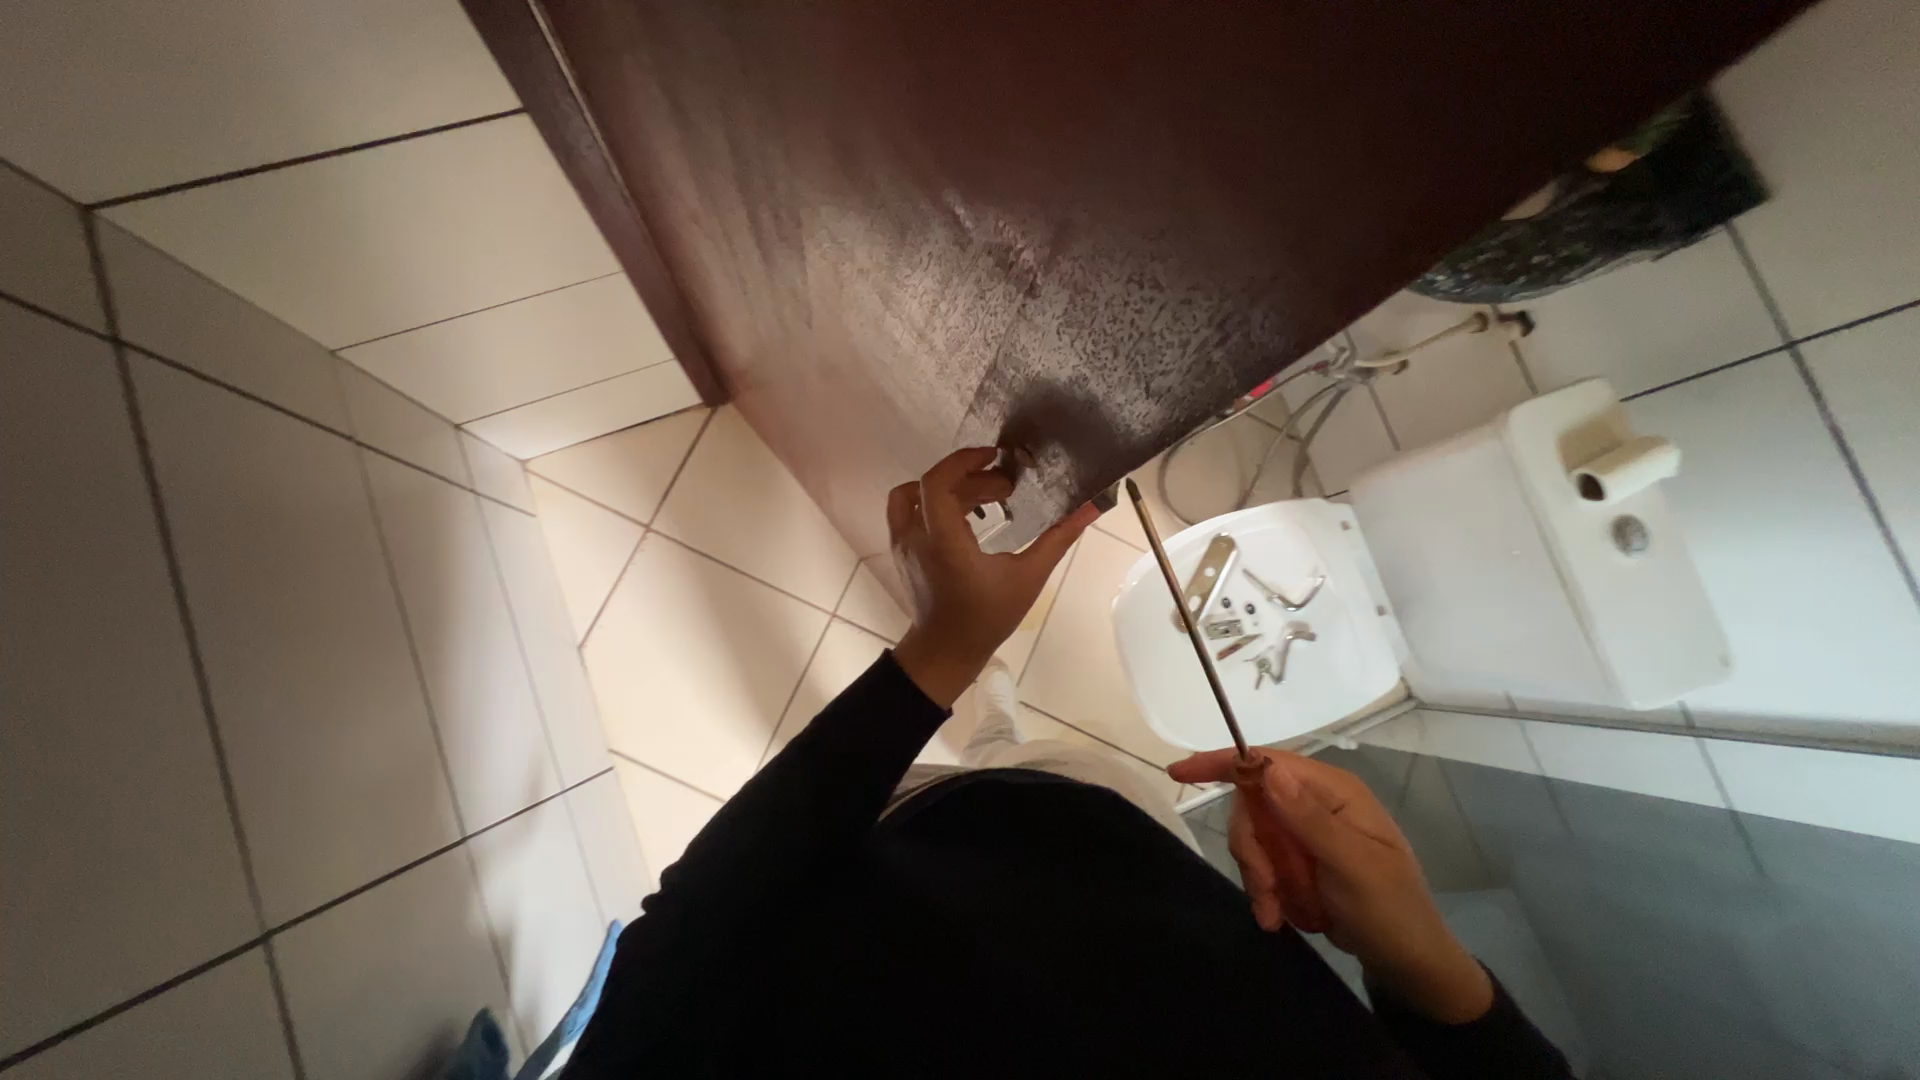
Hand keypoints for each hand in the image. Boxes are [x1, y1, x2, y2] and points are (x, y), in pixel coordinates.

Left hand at [887, 448, 1096, 707]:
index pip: (938, 483)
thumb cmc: (987, 617)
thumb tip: (1091, 507)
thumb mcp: (1028, 578)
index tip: (994, 457)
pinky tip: (965, 515)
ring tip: (986, 500)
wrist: (946, 650)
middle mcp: (916, 536)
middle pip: (934, 486)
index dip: (962, 461)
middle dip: (972, 478)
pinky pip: (908, 511)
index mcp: (944, 541)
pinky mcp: (901, 550)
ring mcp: (903, 543)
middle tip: (1007, 488)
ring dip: (951, 488)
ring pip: (918, 495)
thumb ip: (1058, 539)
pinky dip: (933, 502)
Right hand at [1169, 748, 1493, 1023]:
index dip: (1221, 762)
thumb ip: (1308, 818)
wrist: (1410, 967)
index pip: (1266, 761)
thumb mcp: (1353, 867)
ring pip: (1251, 837)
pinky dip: (1264, 890)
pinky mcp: (1298, 858)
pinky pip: (1260, 862)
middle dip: (1250, 850)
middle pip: (1251, 805)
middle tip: (1264, 892)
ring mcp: (1304, 830)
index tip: (1179, 772)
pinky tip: (1279, 915)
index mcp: (1333, 791)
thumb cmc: (1391, 912)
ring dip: (1258, 877)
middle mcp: (1314, 801)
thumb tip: (1265, 769)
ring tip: (1275, 915)